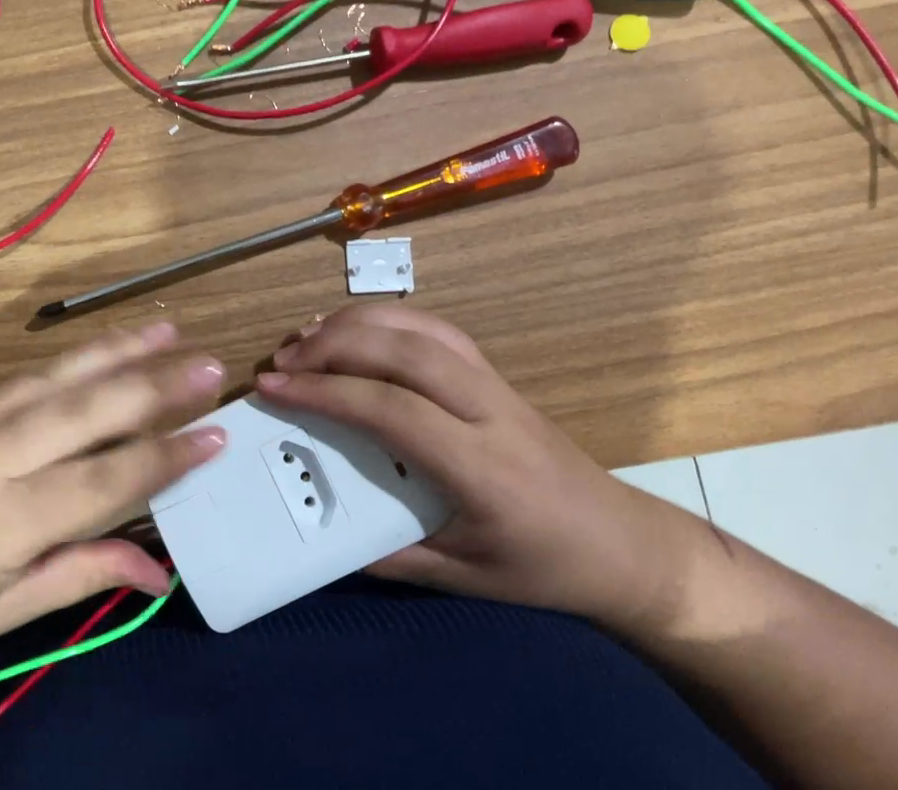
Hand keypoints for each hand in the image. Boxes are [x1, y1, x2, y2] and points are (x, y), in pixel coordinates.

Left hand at [0, 322, 225, 666]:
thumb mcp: (4, 610)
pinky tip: (106, 347)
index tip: (217, 437)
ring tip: (170, 330)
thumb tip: (163, 573)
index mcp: (6, 520)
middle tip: (212, 366)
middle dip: (155, 386)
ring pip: (59, 378)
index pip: (105, 479)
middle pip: (87, 411)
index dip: (166, 458)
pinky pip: (29, 376)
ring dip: (118, 351)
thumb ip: (84, 575)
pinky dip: (75, 357)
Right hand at [255, 305, 699, 633]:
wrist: (624, 545)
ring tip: (306, 337)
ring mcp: (497, 386)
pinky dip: (388, 321)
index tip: (273, 390)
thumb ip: (387, 556)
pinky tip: (354, 332)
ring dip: (358, 324)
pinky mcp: (496, 377)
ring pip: (423, 330)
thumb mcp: (461, 578)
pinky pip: (437, 331)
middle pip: (406, 353)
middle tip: (281, 362)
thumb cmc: (543, 567)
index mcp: (480, 468)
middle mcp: (489, 412)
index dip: (326, 393)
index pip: (391, 410)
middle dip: (333, 346)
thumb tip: (316, 530)